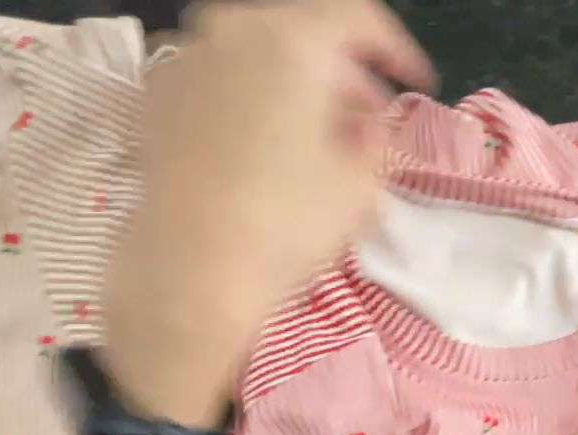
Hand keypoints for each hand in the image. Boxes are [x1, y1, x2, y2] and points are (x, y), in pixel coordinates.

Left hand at [102, 0, 434, 425]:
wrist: (192, 266)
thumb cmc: (288, 222)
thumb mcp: (361, 184)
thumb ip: (379, 136)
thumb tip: (373, 117)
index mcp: (290, 41)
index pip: (357, 17)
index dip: (397, 50)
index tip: (418, 85)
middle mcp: (231, 29)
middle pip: (305, 28)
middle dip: (347, 69)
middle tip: (373, 116)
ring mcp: (187, 56)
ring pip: (262, 49)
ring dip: (303, 82)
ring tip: (327, 133)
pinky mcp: (159, 91)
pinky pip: (226, 73)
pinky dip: (261, 93)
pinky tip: (277, 142)